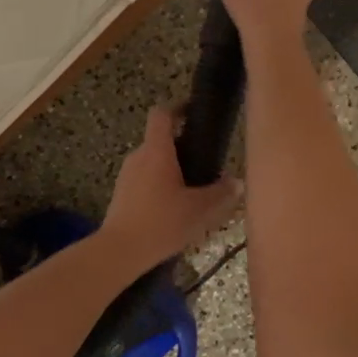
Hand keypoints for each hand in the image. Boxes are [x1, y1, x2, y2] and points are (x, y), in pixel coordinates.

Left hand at [99, 107, 241, 271]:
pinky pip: (145, 179)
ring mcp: (126, 174)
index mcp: (156, 151)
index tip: (194, 112)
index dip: (177, 107)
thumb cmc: (161, 222)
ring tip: (194, 192)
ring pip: (153, 162)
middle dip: (182, 148)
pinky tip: (174, 209)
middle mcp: (138, 156)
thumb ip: (221, 194)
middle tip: (205, 165)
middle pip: (160, 140)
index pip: (162, 114)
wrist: (120, 249)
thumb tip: (237, 182)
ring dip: (172, 170)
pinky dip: (160, 185)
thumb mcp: (199, 210)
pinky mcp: (122, 192)